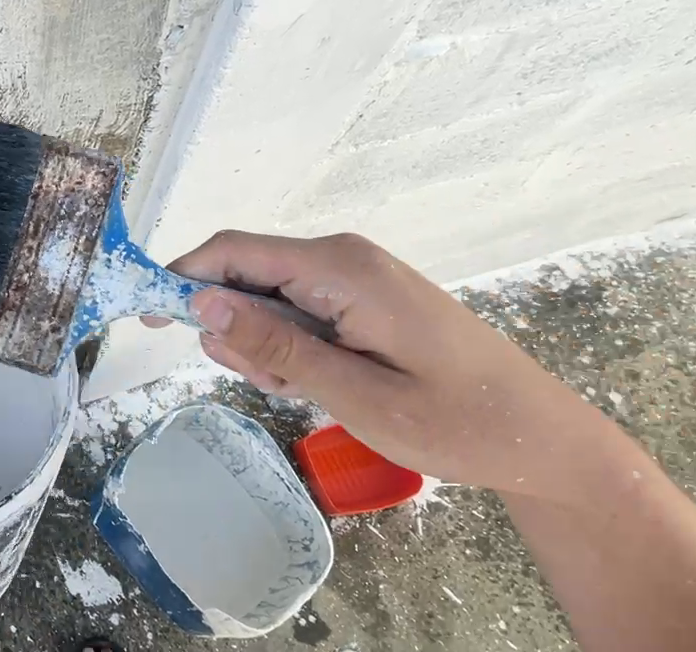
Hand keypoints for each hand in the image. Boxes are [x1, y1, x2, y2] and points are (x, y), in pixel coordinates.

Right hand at [152, 230, 626, 498]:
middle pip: (245, 272)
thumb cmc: (459, 423)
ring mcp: (353, 275)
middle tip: (266, 382)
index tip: (146, 315)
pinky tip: (321, 380)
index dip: (180, 276)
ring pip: (266, 295)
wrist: (549, 443)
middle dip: (233, 325)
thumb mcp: (357, 395)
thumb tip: (199, 301)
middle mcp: (342, 258)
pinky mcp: (360, 295)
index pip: (233, 252)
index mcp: (341, 269)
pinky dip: (289, 344)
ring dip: (264, 343)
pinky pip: (296, 307)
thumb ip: (274, 345)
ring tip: (305, 390)